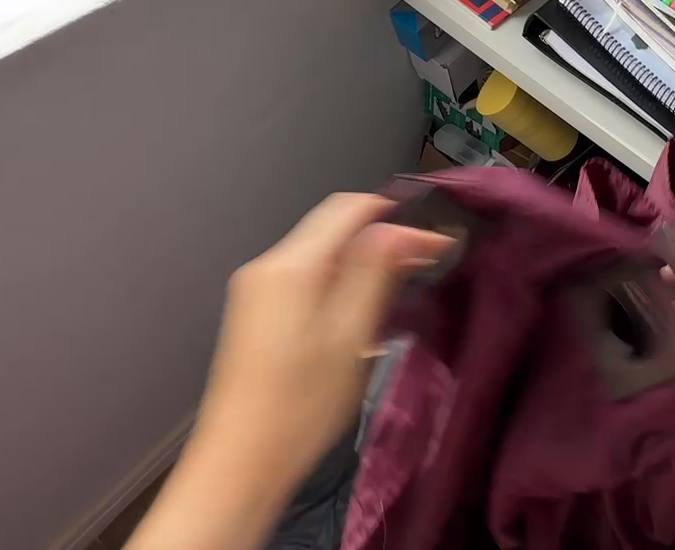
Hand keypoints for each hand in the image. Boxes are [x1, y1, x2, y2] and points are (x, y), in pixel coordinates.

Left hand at [193, 193, 450, 483]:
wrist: (238, 467)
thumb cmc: (301, 403)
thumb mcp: (350, 335)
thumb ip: (375, 271)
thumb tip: (403, 228)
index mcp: (290, 265)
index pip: (350, 207)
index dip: (398, 215)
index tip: (436, 241)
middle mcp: (269, 264)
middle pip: (336, 225)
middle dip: (385, 236)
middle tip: (429, 262)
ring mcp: (259, 287)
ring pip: (325, 249)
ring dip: (366, 257)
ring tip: (407, 282)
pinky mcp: (259, 309)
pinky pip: (310, 272)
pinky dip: (344, 276)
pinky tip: (368, 303)